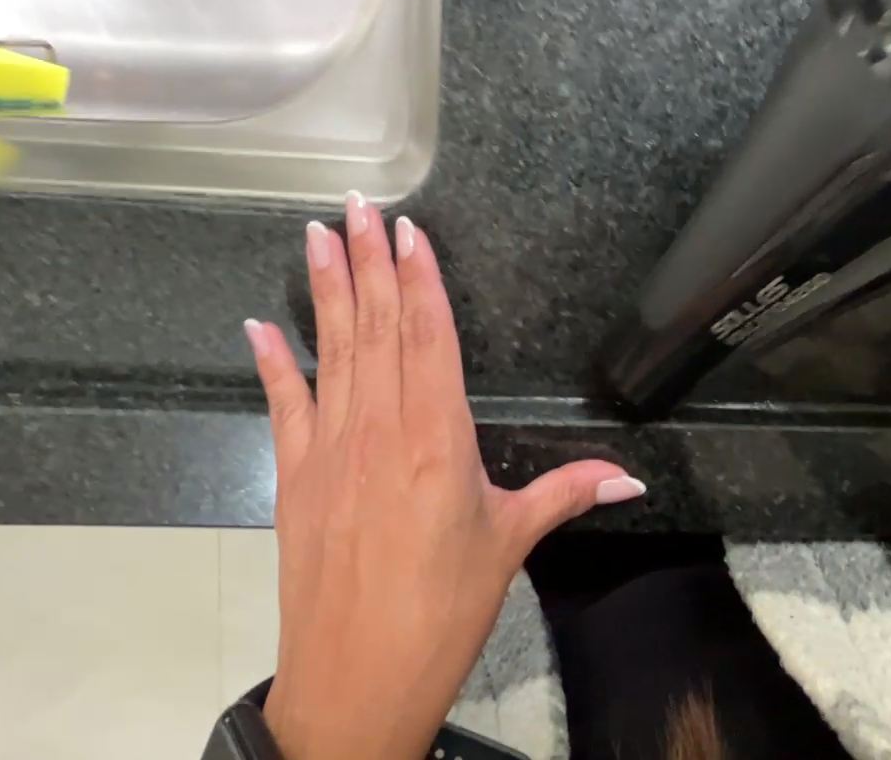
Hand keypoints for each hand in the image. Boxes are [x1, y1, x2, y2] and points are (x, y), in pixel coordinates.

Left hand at [244, 193, 644, 759]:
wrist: (354, 687)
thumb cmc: (443, 612)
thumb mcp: (510, 545)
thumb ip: (567, 493)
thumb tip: (632, 477)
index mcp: (439, 438)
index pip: (431, 336)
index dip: (419, 277)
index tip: (407, 229)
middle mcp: (382, 429)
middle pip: (377, 327)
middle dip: (368, 260)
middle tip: (356, 204)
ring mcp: (330, 449)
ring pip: (332, 351)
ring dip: (325, 290)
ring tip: (317, 235)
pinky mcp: (293, 476)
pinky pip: (282, 406)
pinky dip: (271, 364)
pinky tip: (257, 326)